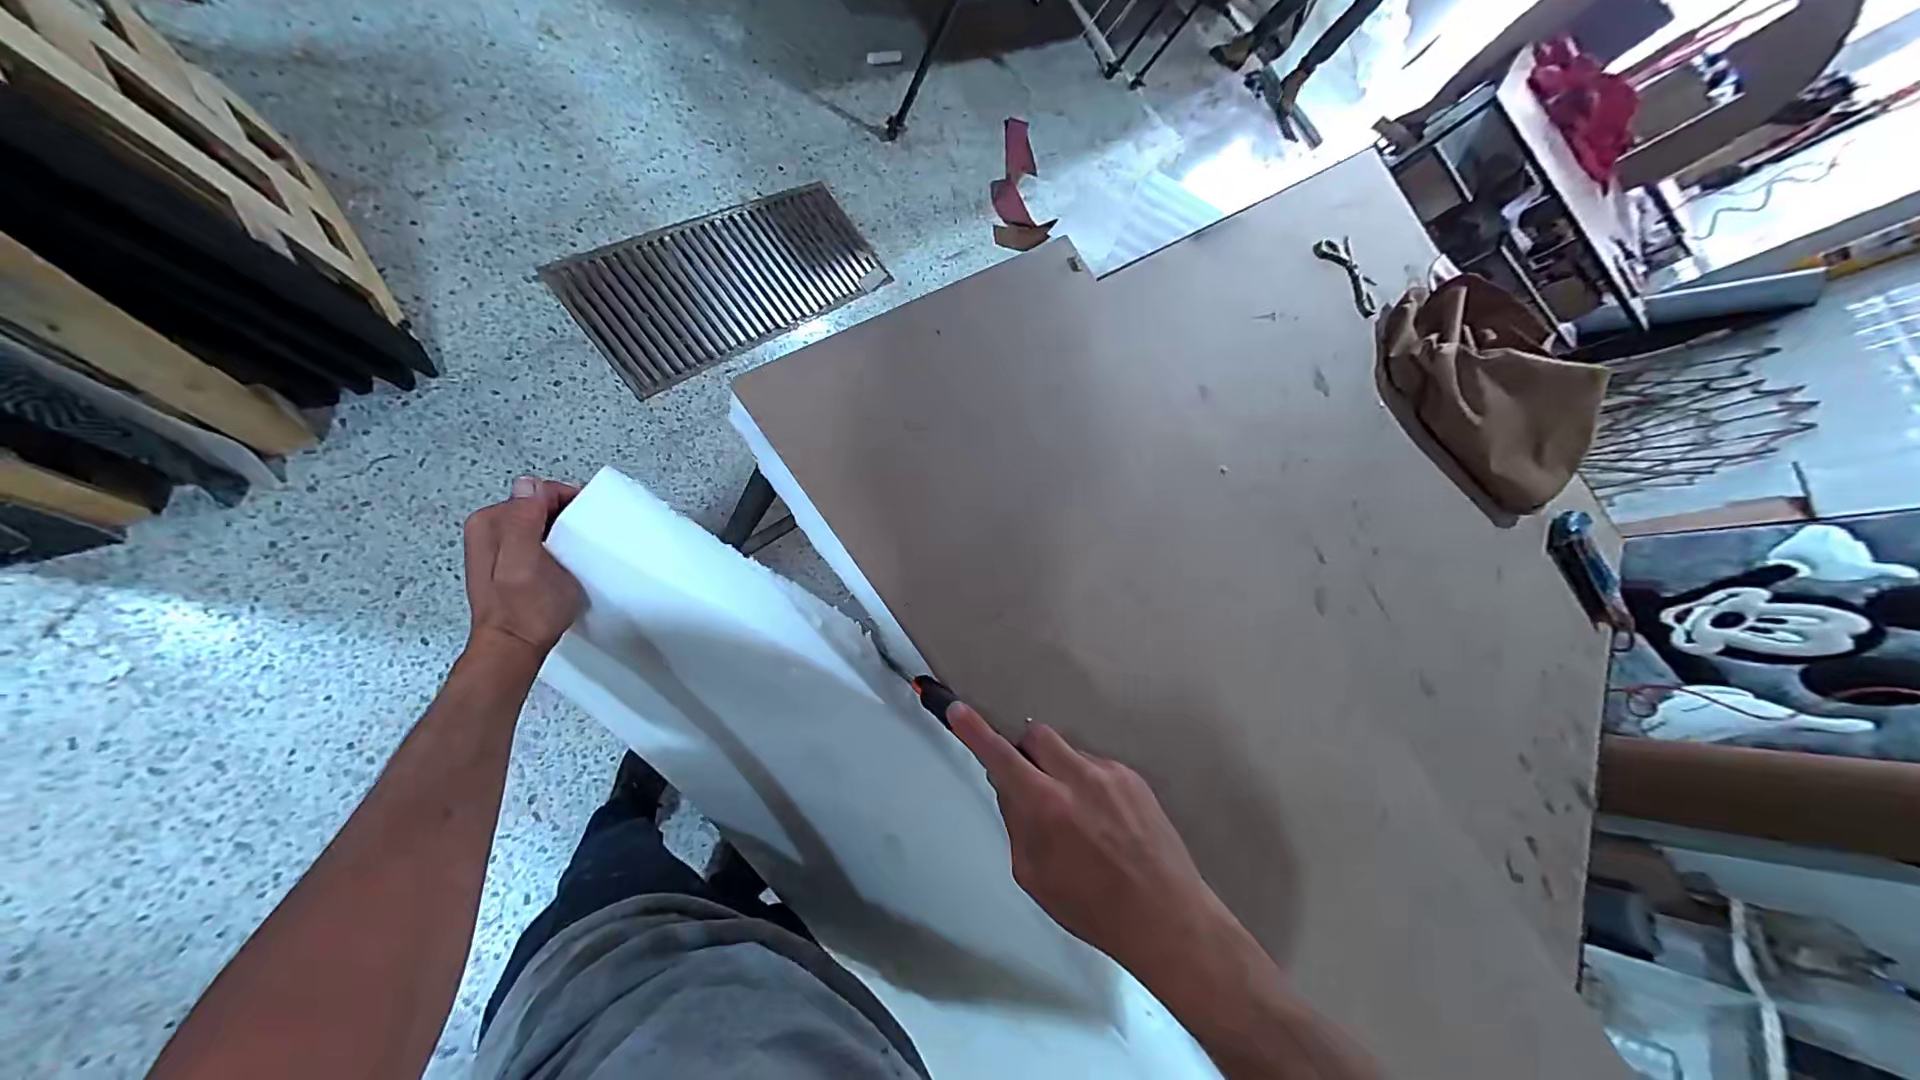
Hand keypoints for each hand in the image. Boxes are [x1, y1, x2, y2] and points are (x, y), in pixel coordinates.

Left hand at [462, 476, 584, 660]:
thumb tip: (529, 485)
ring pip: (542, 521)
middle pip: (540, 504)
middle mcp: (489, 529)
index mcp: (490, 522)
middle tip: (579, 543)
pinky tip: (563, 565)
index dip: (568, 502)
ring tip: (572, 556)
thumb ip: (523, 520)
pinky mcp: (511, 561)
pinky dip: (557, 546)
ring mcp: (499, 545)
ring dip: (562, 532)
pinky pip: (540, 538)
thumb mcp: (527, 561)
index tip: (584, 525)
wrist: (515, 646)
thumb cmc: (527, 611)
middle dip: (565, 517)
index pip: (538, 491)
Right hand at [948, 701, 1232, 981]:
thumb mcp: (1033, 875)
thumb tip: (1008, 786)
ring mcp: (1110, 773)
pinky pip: (1097, 766)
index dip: (974, 730)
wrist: (1166, 916)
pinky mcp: (1134, 777)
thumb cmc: (1091, 907)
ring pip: (1068, 751)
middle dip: (1025, 752)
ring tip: (1078, 815)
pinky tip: (1104, 821)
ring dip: (1059, 770)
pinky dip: (1088, 784)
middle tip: (1032, 784)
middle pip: (1036, 734)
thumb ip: (1016, 822)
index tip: (957, 708)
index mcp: (1046, 806)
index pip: (1000, 757)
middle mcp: (1078, 778)